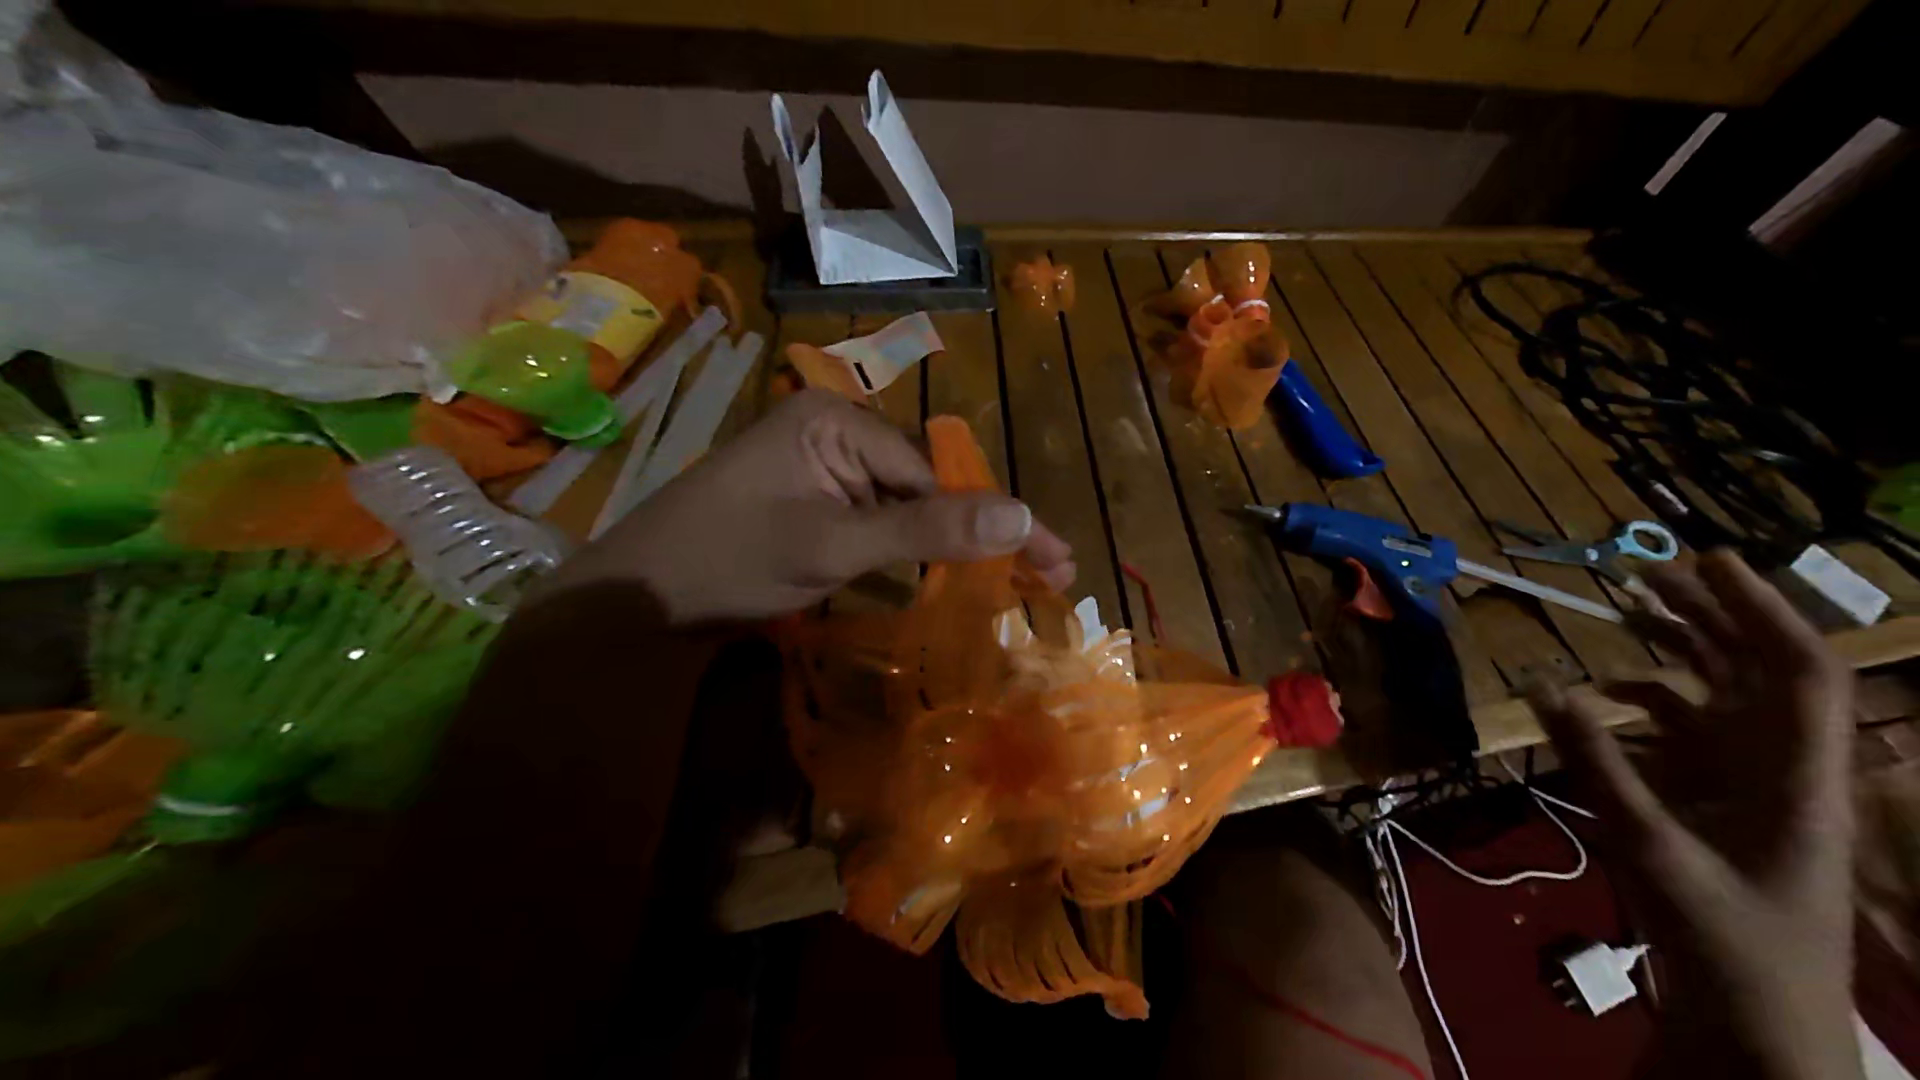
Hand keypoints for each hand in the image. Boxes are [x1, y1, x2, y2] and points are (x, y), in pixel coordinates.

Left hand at [541, 390, 1075, 623]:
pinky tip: (952, 575)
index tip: (1050, 559)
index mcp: (837, 419)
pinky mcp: (814, 506)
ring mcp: (823, 471)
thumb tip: (1023, 514)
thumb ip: (926, 529)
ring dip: (954, 546)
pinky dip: (914, 554)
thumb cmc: (729, 559)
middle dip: (981, 532)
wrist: (641, 598)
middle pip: (925, 486)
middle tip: (1049, 570)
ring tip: (1016, 579)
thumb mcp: (833, 543)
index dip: (988, 520)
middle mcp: (835, 433)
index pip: (930, 471)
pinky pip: (877, 525)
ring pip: (905, 509)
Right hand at [1531, 551, 1858, 1079]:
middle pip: (1759, 672)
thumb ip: (1596, 761)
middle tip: (1649, 571)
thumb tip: (1544, 683)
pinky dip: (1648, 700)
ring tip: (1633, 606)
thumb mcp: (1649, 846)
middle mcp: (1782, 767)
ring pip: (1723, 696)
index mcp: (1798, 776)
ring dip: (1682, 649)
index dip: (1759, 611)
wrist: (1754, 1021)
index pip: (1799, 672)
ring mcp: (1748, 783)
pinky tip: (1609, 688)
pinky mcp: (1714, 800)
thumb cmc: (1723, 939)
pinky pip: (1686, 732)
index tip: (1705, 562)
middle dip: (1712, 615)